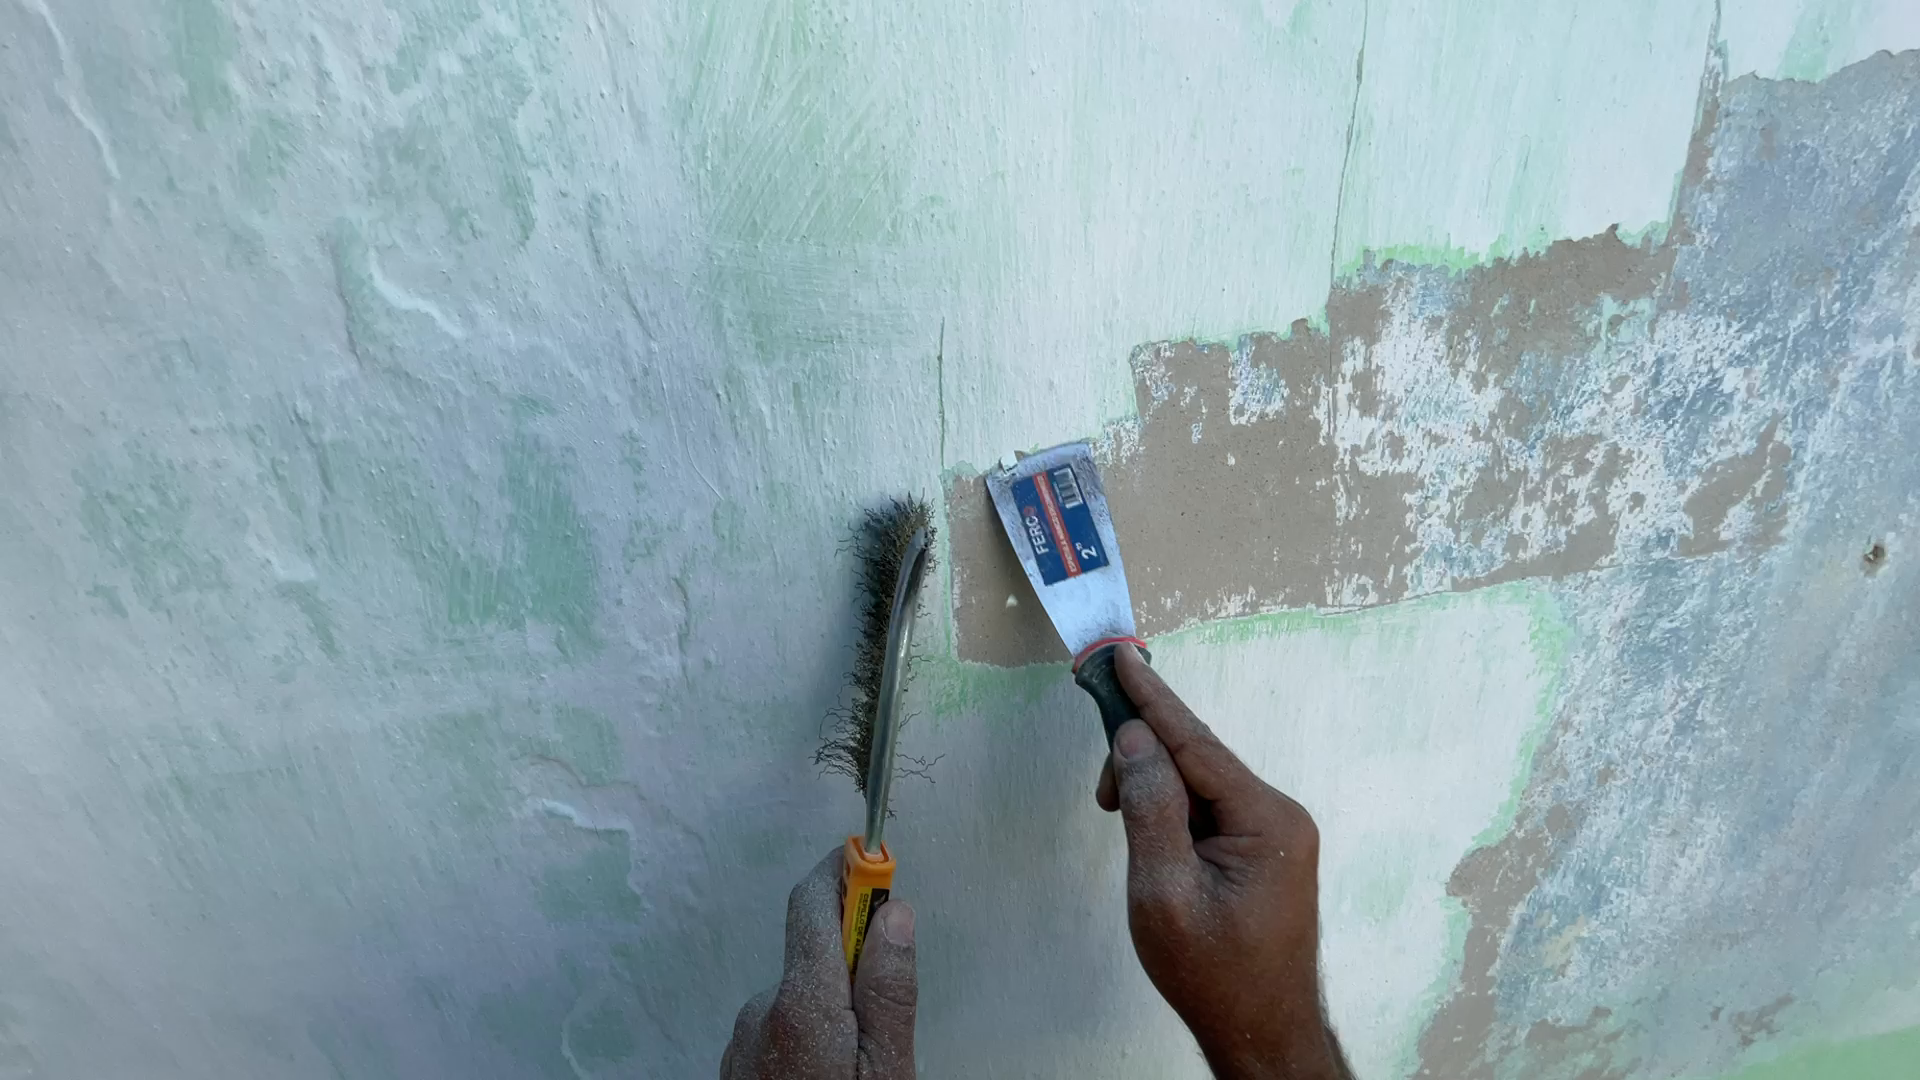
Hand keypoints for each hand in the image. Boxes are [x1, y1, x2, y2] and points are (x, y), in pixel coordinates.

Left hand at [720, 850, 916, 1079]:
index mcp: (799, 1001)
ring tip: (858, 1060)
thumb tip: (894, 911)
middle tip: (886, 1011)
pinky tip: (826, 1070)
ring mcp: (742, 1040)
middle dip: (853, 959)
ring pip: (802, 991)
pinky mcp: (736, 1065)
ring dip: (832, 1003)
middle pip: (815, 950)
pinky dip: (809, 1031)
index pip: (813, 899)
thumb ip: (889, 989)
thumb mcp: (886, 1068)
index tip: (878, 868)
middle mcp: (761, 1009)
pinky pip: (782, 1024)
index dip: (846, 870)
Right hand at [1095, 645, 1351, 1079]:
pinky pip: (1201, 802)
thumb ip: (1149, 806)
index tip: (1120, 656)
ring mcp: (1270, 828)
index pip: (1194, 741)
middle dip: (1140, 761)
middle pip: (1193, 758)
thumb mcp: (1163, 891)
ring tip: (1120, 822)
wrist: (1260, 1034)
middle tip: (1103, 797)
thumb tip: (1134, 736)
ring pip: (1193, 779)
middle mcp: (1275, 812)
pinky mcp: (1257, 842)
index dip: (1151, 697)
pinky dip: (1165, 806)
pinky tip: (1148, 832)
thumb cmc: (1211, 972)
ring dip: (1150, 788)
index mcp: (1264, 820)